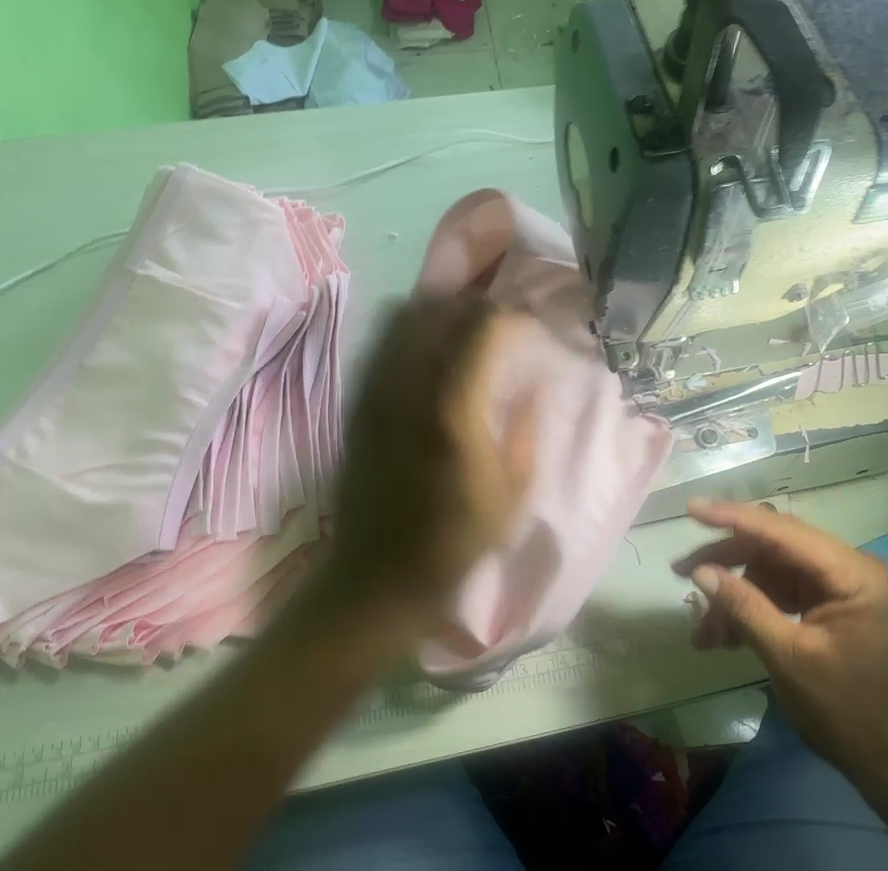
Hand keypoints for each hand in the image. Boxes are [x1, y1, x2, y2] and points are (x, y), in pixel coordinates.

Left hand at [327, 295, 537, 628]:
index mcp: (452, 412)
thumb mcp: (512, 494)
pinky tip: (431, 361)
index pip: (482, 327)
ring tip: (465, 336)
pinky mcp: (355, 404)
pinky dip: (410, 335)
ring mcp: (372, 392)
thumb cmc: (454, 543)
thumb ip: (525, 429)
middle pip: (439, 310)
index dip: (513, 318)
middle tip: (502, 328)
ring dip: (440, 314)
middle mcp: (406, 389)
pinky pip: (381, 344)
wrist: (376, 578)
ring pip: (402, 318)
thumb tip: (532, 385)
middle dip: (478, 308)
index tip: (533, 333)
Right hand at [672, 499, 887, 773]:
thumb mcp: (789, 658)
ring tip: (704, 635)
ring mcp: (842, 586)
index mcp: (855, 574)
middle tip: (680, 573)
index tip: (691, 509)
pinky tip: (726, 637)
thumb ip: (745, 607)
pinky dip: (753, 609)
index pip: (784, 531)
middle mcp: (852, 568)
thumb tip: (701, 571)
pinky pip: (782, 592)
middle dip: (728, 563)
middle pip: (775, 547)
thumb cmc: (845, 711)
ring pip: (772, 571)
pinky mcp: (832, 605)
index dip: (734, 518)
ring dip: (736, 595)